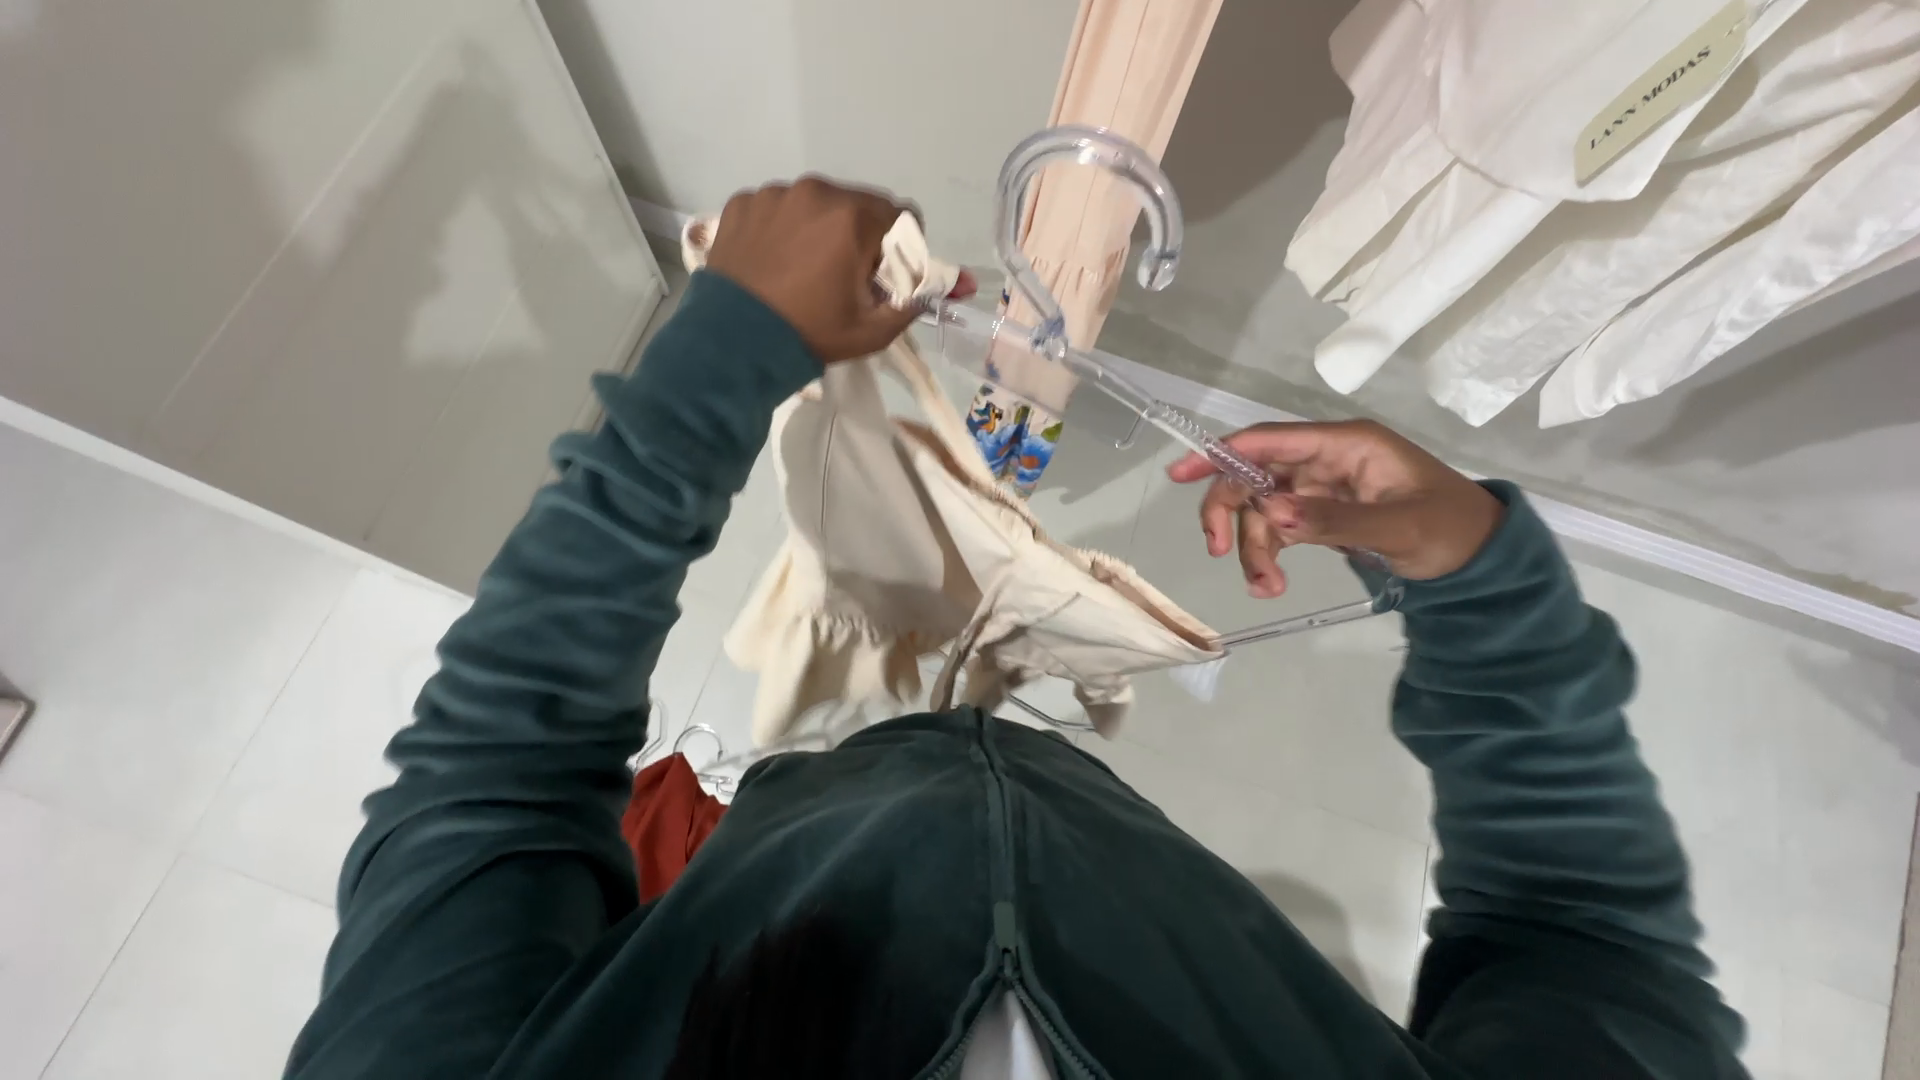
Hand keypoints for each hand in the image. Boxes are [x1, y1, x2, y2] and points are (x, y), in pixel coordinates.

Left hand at [704, 176, 975, 362]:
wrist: (732, 343)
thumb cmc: (811, 335)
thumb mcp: (873, 329)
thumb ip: (917, 300)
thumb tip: (961, 284)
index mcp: (852, 217)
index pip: (902, 217)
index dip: (901, 248)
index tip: (885, 277)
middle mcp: (814, 192)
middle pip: (858, 206)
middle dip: (861, 237)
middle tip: (844, 279)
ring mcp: (773, 194)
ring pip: (816, 205)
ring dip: (821, 230)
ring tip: (805, 271)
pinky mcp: (742, 204)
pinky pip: (778, 209)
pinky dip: (784, 230)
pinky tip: (775, 263)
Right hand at [1165, 420, 1502, 595]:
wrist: (1482, 560)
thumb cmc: (1451, 531)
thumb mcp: (1398, 527)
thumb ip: (1332, 519)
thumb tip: (1270, 512)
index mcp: (1345, 445)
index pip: (1269, 441)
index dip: (1221, 454)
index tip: (1180, 474)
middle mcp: (1324, 460)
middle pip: (1254, 477)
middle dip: (1231, 513)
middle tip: (1220, 552)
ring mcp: (1319, 488)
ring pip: (1261, 511)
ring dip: (1253, 548)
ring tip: (1266, 588)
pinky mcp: (1318, 514)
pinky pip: (1276, 530)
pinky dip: (1267, 556)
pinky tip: (1270, 584)